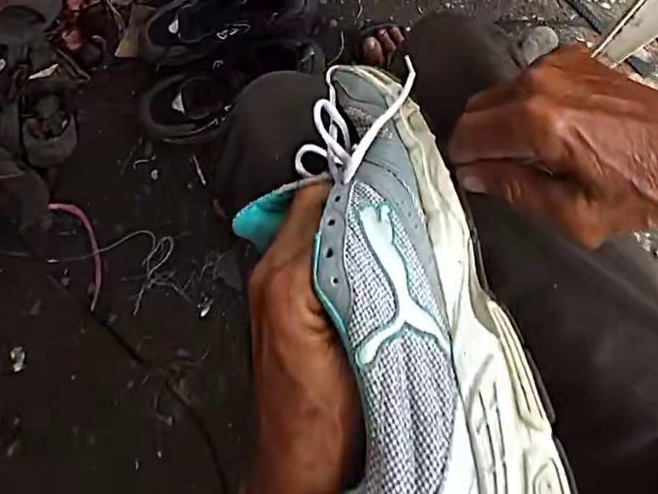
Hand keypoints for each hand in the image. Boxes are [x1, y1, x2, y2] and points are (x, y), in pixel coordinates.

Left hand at [246, 183, 360, 493]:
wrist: (301, 463)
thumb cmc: (329, 425)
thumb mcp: (369, 346)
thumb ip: (378, 282)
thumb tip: (389, 232)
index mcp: (288, 281)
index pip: (328, 203)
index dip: (365, 195)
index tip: (392, 195)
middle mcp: (269, 274)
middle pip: (313, 201)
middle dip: (351, 199)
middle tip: (387, 208)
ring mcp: (265, 282)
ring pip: (307, 218)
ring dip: (341, 217)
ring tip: (376, 230)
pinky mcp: (270, 294)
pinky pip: (303, 244)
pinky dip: (329, 239)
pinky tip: (355, 256)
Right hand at [448, 45, 657, 246]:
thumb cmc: (651, 183)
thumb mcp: (577, 214)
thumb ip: (514, 191)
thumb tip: (476, 175)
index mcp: (537, 123)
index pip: (467, 135)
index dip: (462, 160)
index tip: (468, 174)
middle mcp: (539, 84)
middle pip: (475, 108)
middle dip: (479, 140)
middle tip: (498, 169)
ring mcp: (554, 66)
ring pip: (498, 93)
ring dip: (502, 121)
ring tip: (535, 151)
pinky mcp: (569, 58)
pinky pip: (525, 81)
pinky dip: (527, 103)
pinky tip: (555, 128)